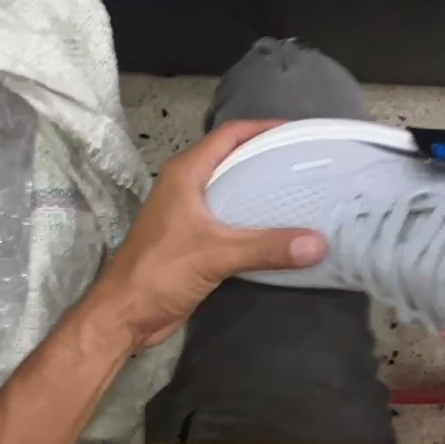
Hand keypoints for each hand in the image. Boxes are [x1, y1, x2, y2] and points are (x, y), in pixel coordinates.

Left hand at [87, 121, 326, 349]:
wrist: (125, 315)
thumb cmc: (160, 273)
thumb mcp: (216, 254)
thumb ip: (266, 247)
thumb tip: (319, 243)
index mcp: (185, 174)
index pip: (229, 135)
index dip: (263, 128)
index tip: (299, 133)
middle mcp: (187, 187)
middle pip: (233, 160)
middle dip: (268, 159)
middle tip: (308, 165)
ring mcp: (189, 215)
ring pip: (232, 191)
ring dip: (262, 192)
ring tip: (302, 194)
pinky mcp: (194, 241)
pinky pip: (231, 221)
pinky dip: (254, 221)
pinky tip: (280, 230)